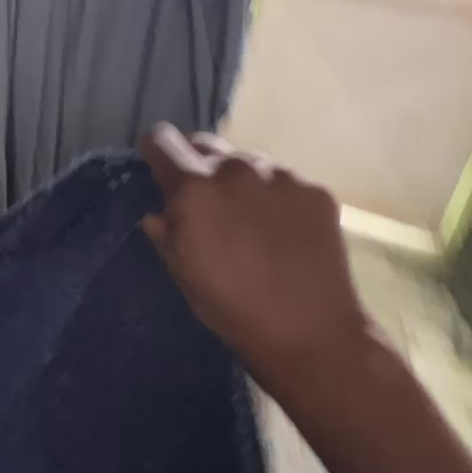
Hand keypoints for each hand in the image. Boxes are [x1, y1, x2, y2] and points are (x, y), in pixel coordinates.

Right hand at [139, 123, 373, 382]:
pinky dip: (275, 195)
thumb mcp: (182, 270)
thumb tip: (160, 213)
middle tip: (204, 200)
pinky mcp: (315, 189)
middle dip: (197, 163)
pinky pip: (284, 179)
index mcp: (194, 187)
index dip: (156, 151)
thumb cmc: (231, 306)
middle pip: (205, 143)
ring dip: (238, 178)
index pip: (162, 140)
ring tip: (248, 216)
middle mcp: (236, 168)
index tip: (157, 166)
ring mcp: (281, 176)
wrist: (311, 332)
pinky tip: (283, 228)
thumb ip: (166, 230)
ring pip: (247, 159)